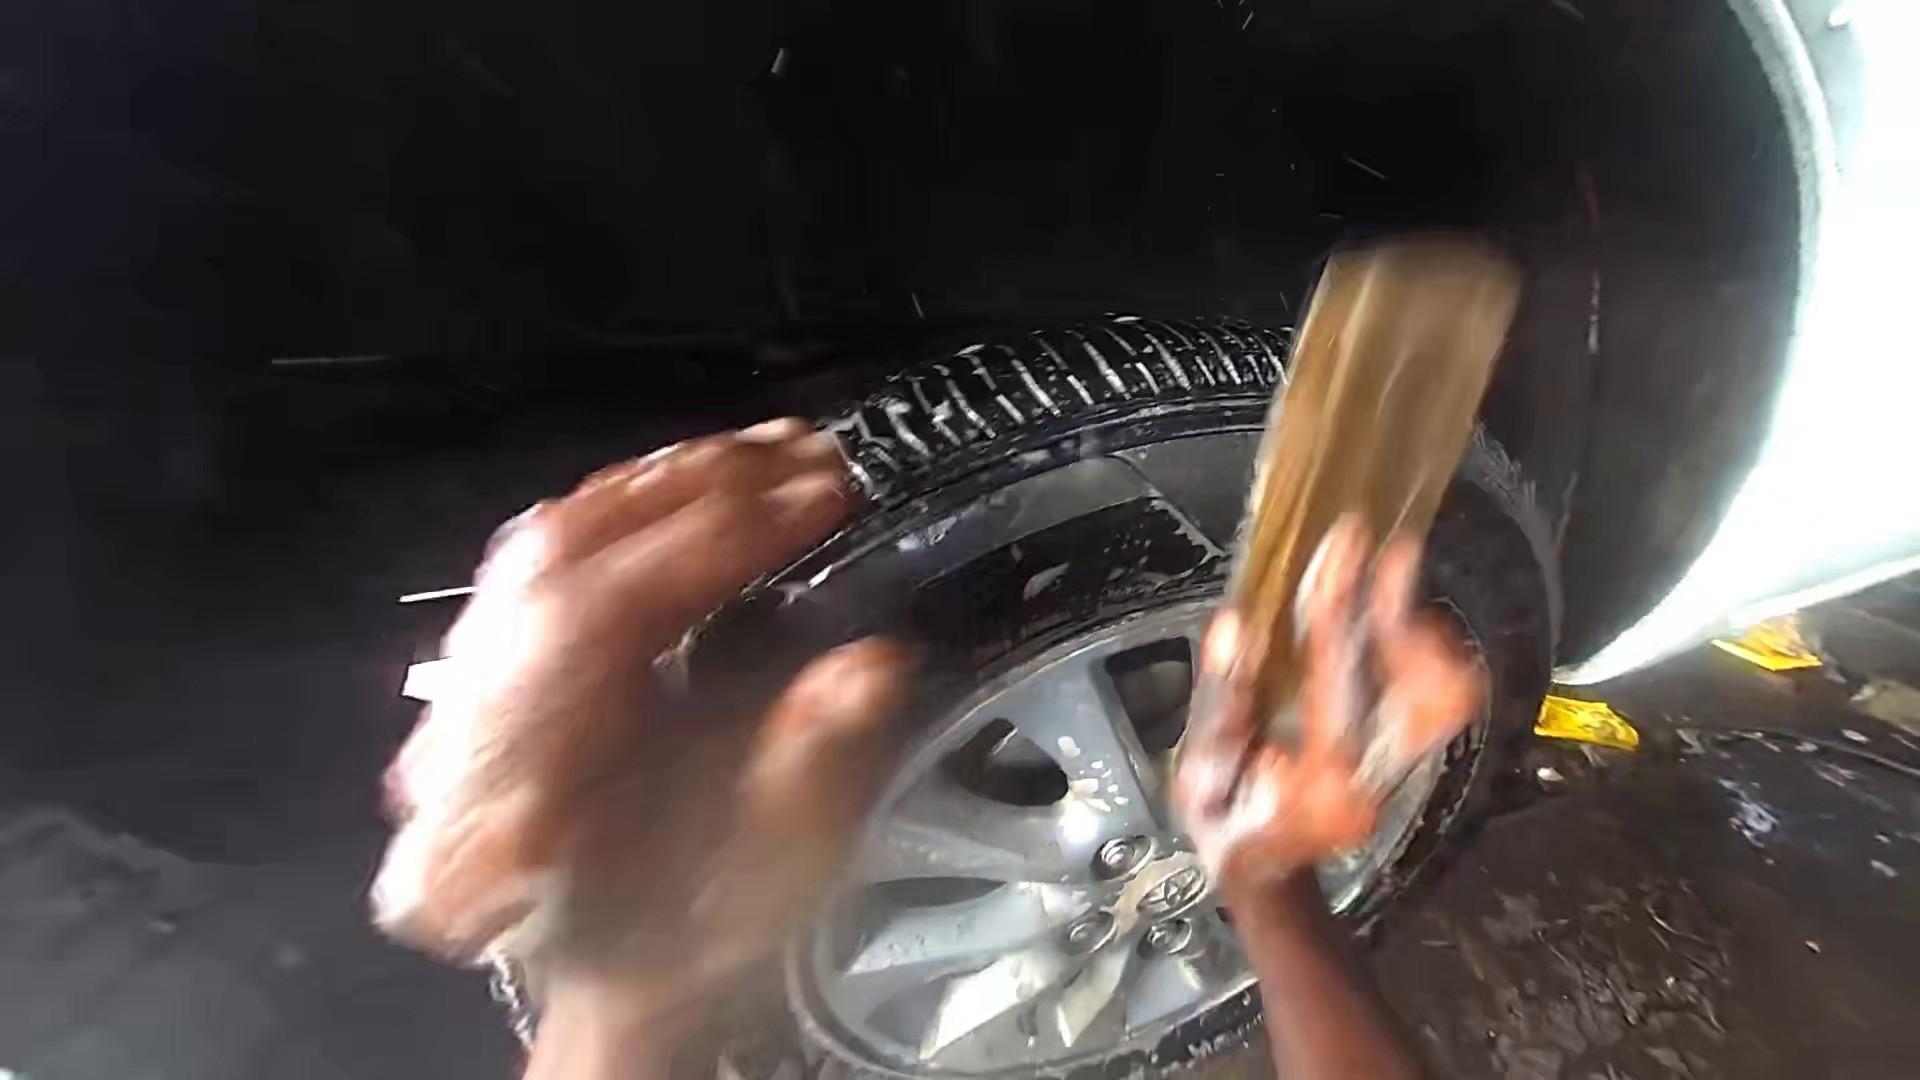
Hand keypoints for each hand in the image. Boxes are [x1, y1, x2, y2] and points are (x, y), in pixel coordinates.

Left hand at [373, 419, 912, 1057]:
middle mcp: (454, 739)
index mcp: (501, 809)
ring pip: (552, 539)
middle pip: (560, 557)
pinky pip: (556, 551)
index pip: (596, 619)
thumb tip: (878, 661)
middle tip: (804, 455)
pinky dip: (639, 501)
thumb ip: (812, 768)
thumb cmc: (694, 929)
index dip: (718, 541)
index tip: (821, 497)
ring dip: (671, 479)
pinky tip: (704, 479)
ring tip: (768, 450)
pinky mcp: (495, 664)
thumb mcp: (768, 874)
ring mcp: (459, 694)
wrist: (619, 956)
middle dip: (698, 487)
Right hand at [1173, 516, 1483, 895]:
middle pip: (1405, 676)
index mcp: (1320, 776)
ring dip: (1412, 620)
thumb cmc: (1226, 818)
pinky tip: (1396, 614)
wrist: (1268, 868)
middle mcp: (1377, 773)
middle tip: (1362, 539)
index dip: (1339, 607)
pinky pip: (1434, 701)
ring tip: (1392, 563)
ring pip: (1437, 689)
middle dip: (1379, 596)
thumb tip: (1235, 624)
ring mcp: (1400, 770)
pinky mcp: (1405, 758)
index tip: (1338, 550)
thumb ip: (1222, 697)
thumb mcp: (1203, 767)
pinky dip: (1422, 649)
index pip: (1336, 677)